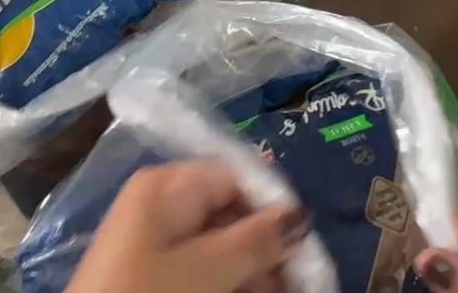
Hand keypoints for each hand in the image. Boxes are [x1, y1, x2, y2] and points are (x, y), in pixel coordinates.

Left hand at [64, 159, 312, 292]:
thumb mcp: (207, 271)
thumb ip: (256, 241)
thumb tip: (300, 214)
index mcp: (167, 185)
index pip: (235, 176)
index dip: (274, 205)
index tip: (307, 239)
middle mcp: (160, 203)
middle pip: (228, 211)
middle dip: (266, 244)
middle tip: (301, 278)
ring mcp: (152, 241)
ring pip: (217, 244)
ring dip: (252, 268)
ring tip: (284, 290)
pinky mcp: (149, 274)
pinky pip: (200, 268)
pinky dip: (228, 281)